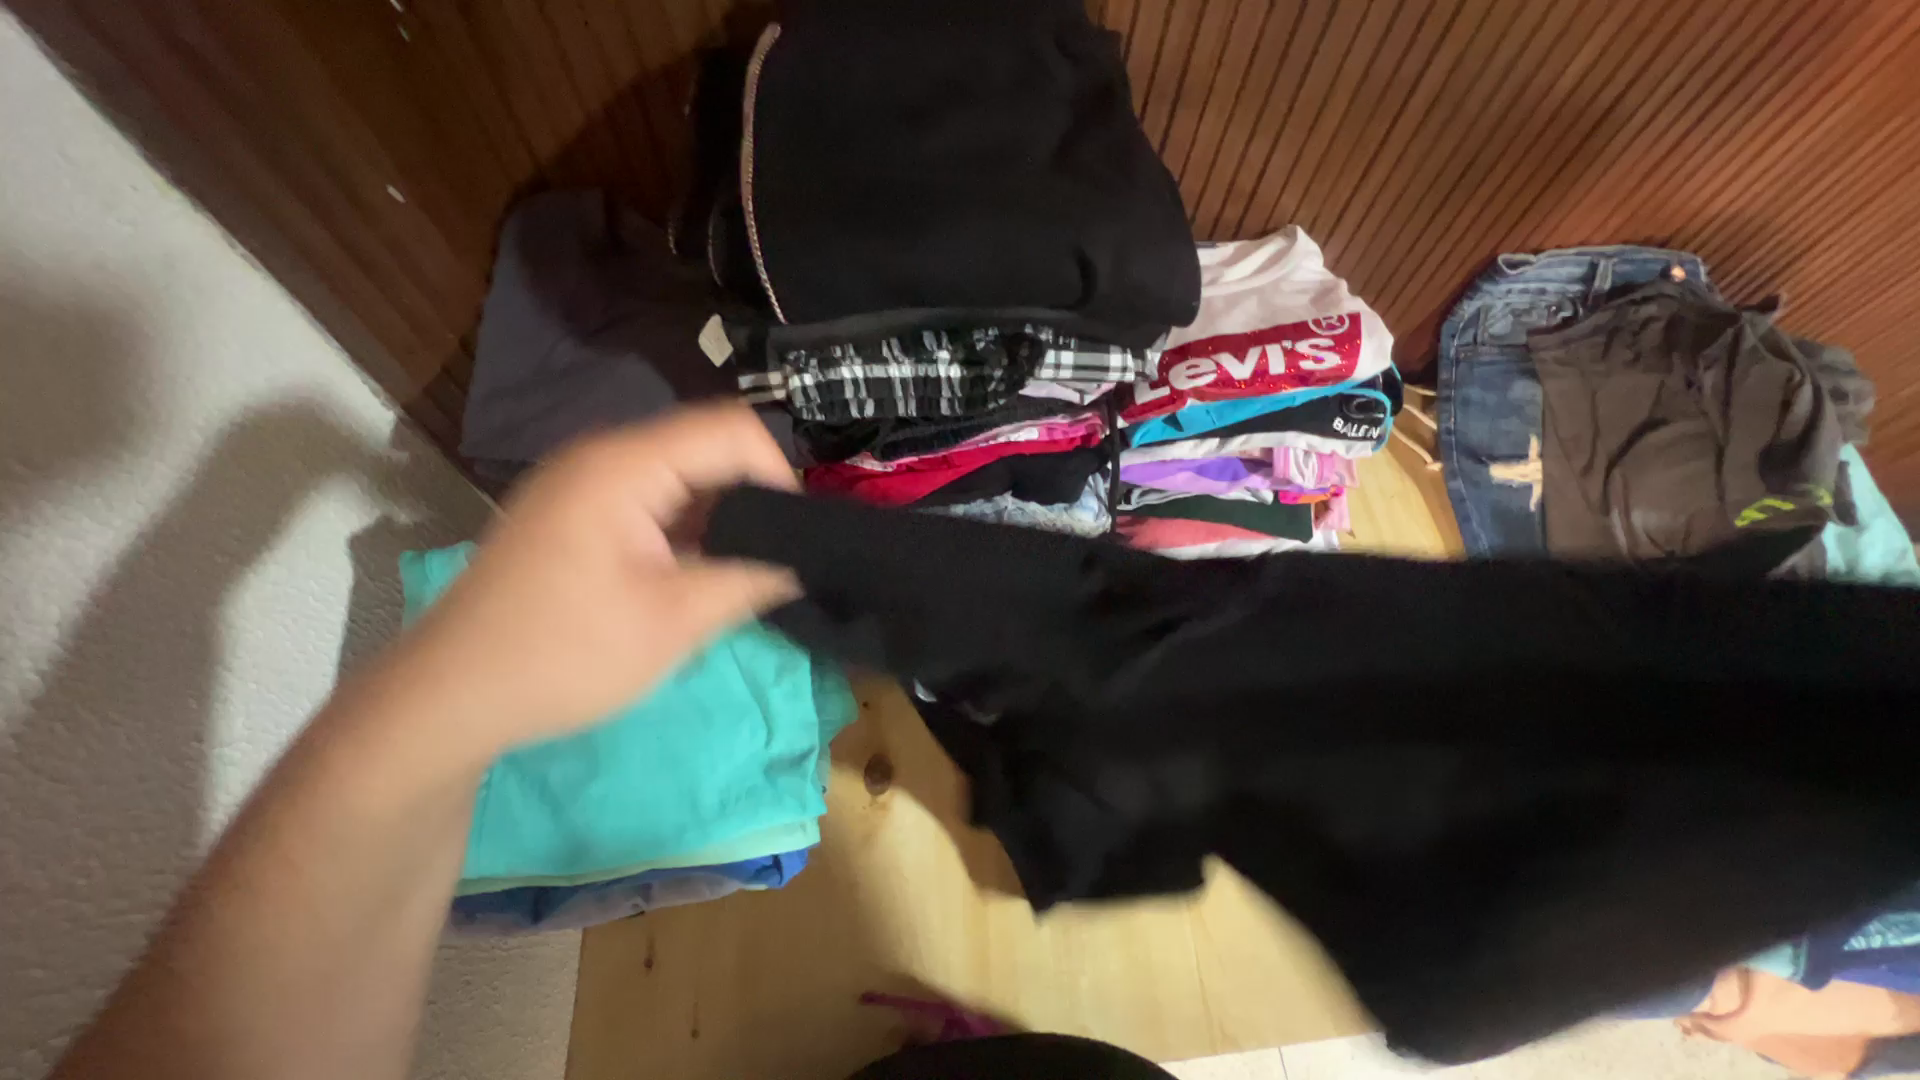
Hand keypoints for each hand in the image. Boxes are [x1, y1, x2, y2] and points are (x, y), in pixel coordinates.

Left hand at [368, 402, 801, 757]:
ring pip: (682, 477)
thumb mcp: (674, 621)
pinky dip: (689, 529)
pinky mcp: (576, 514)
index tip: (799, 537)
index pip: (732, 431)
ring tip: (750, 571)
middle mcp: (602, 456)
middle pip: (707, 448)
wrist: (450, 698)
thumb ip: (751, 579)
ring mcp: (584, 484)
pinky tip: (702, 573)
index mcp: (624, 465)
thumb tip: (805, 561)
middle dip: (755, 497)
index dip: (780, 475)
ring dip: (723, 517)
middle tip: (784, 558)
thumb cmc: (564, 655)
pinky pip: (652, 501)